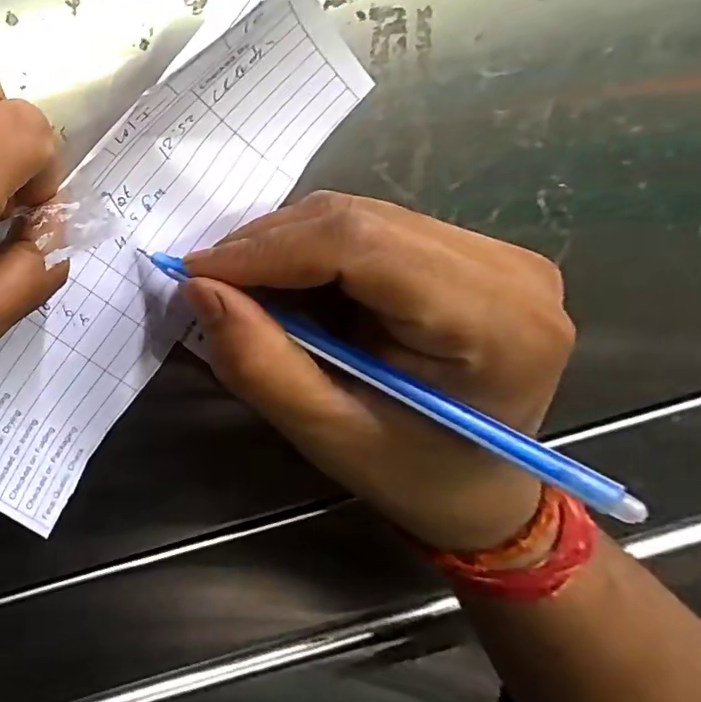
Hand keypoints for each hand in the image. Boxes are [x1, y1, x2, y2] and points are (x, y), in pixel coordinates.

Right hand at [181, 191, 574, 551]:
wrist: (480, 487)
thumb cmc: (411, 473)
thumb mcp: (325, 431)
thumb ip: (259, 362)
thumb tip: (199, 288)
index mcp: (493, 319)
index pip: (358, 244)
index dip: (267, 250)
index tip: (197, 273)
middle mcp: (503, 267)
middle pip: (352, 219)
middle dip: (264, 245)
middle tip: (210, 282)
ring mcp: (487, 250)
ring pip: (350, 214)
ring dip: (280, 245)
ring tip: (243, 288)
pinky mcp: (460, 248)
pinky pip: (360, 225)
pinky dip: (304, 248)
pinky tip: (286, 285)